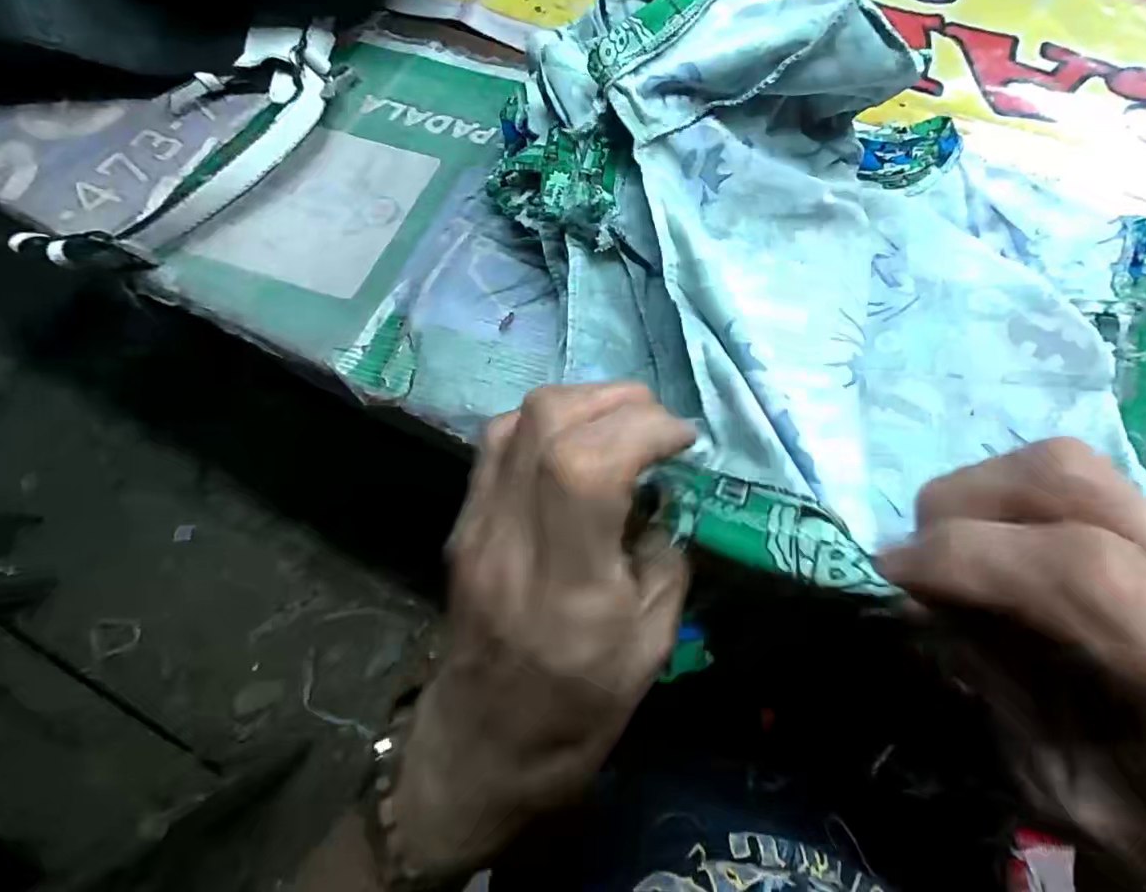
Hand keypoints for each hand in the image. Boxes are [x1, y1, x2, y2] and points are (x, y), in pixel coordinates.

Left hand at [387, 383, 694, 878]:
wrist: (482, 745)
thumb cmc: (578, 711)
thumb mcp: (650, 645)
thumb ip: (664, 556)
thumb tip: (661, 492)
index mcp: (566, 586)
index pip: (586, 466)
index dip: (642, 428)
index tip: (683, 438)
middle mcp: (510, 541)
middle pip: (547, 423)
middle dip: (617, 401)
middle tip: (658, 421)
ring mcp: (475, 526)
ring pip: (518, 419)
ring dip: (581, 401)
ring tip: (622, 419)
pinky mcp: (462, 521)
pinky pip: (499, 443)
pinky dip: (546, 422)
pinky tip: (576, 437)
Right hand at [879, 439, 1145, 891]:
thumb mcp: (1057, 790)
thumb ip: (994, 682)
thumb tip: (919, 592)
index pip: (1091, 575)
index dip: (970, 556)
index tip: (894, 573)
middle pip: (1073, 488)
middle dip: (961, 507)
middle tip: (916, 562)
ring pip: (1071, 467)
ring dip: (980, 491)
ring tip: (951, 547)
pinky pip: (1079, 483)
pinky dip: (1009, 500)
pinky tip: (998, 548)